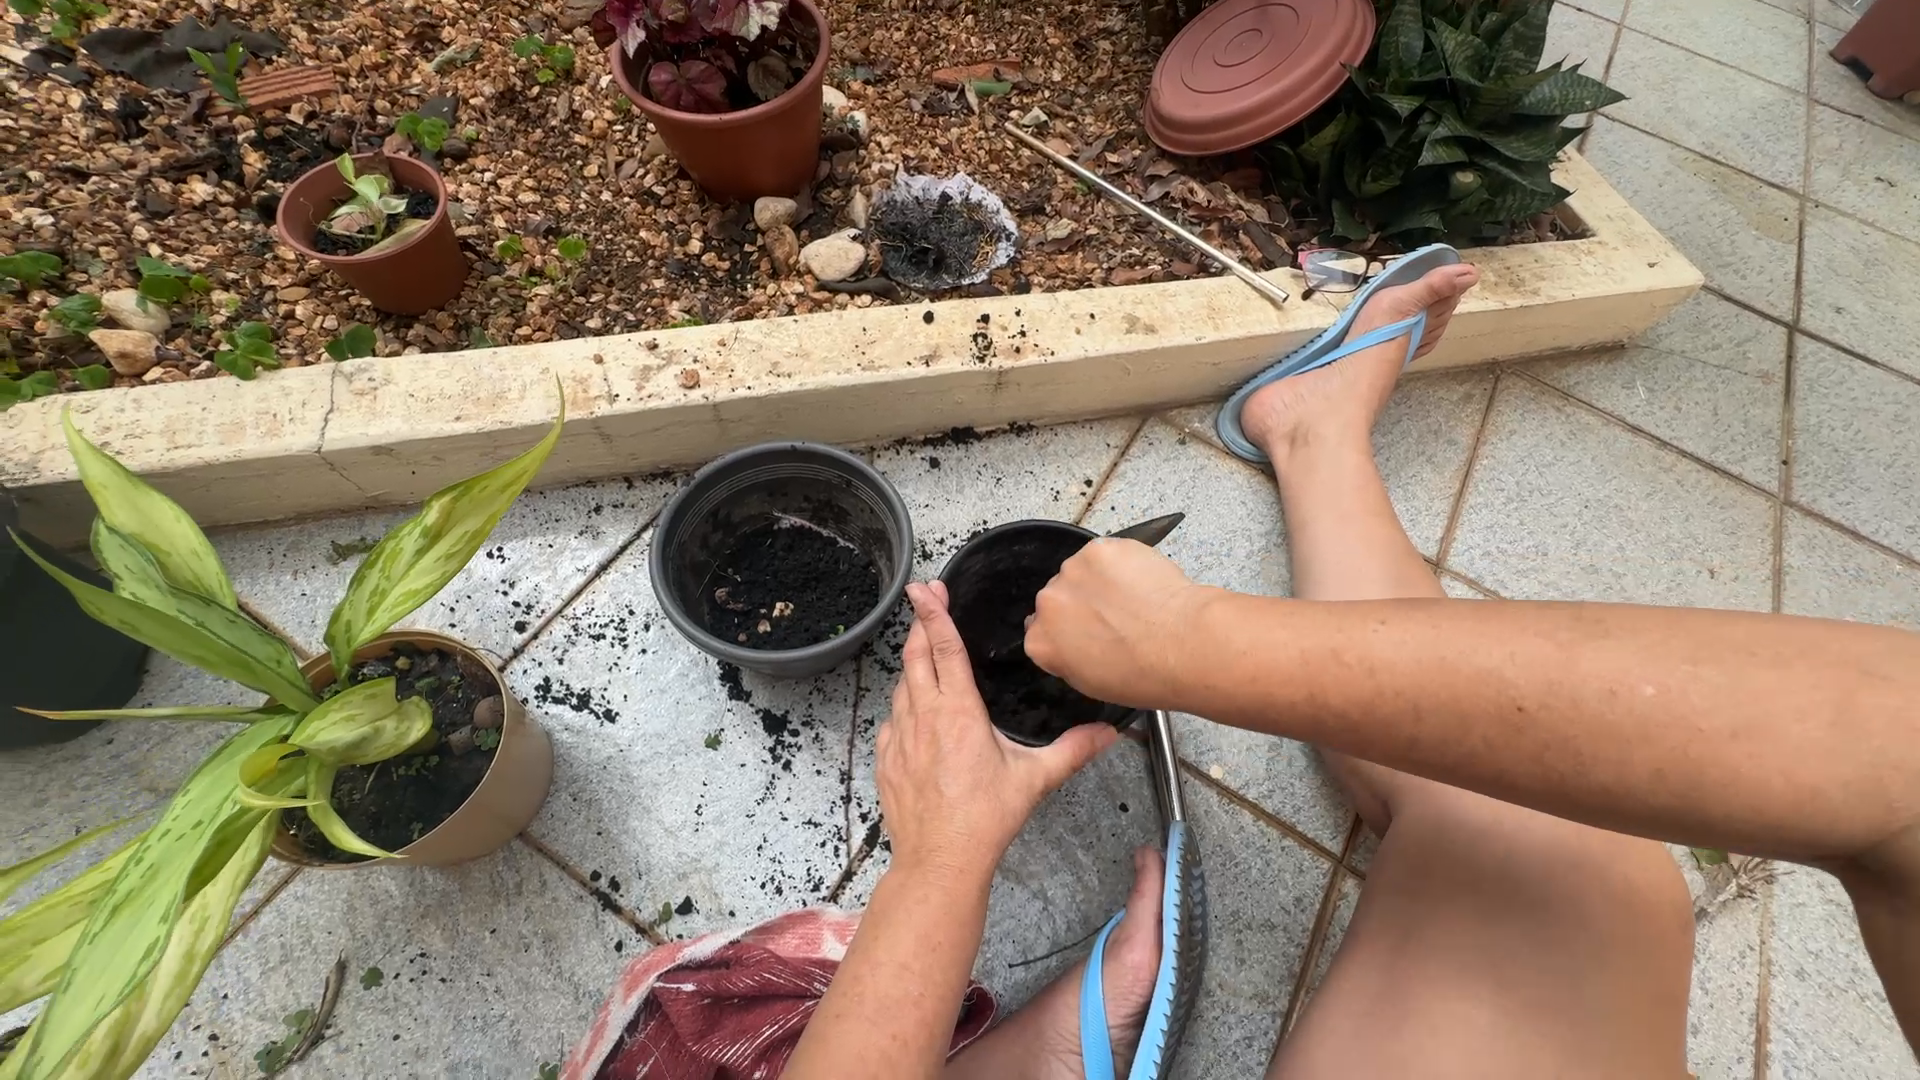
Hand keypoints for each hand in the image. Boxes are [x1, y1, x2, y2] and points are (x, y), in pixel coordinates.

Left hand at [876, 582, 1119, 886]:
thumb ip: (1073, 750)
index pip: (944, 649)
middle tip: (924, 601)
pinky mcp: (886, 758)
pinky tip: (914, 712)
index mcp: (958, 712)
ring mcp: (899, 737)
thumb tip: (1109, 733)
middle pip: (915, 656)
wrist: (940, 861)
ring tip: (924, 654)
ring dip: (912, 666)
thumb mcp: (1035, 780)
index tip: (926, 589)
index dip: (935, 614)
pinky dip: (903, 707)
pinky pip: (892, 720)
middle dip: (919, 624)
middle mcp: (924, 716)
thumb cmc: (985, 819)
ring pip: (902, 686)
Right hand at [1024, 538, 1207, 707]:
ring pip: (1082, 571)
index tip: (1087, 633)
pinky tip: (1142, 582)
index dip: (1068, 631)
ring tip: (1135, 599)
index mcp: (1041, 642)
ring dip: (1101, 580)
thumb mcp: (1092, 685)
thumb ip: (1068, 659)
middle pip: (1058, 596)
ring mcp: (1072, 572)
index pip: (1041, 630)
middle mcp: (1047, 603)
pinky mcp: (1099, 550)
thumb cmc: (1145, 673)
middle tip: (1115, 617)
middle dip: (1081, 603)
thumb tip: (1073, 645)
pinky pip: (1106, 554)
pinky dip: (1122, 563)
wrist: (1181, 645)